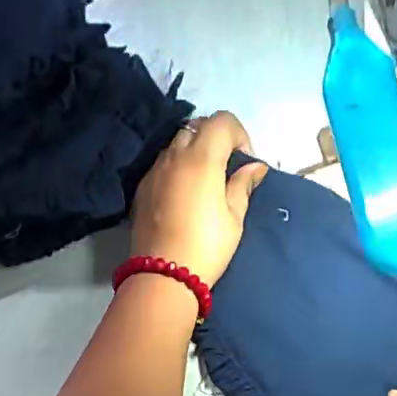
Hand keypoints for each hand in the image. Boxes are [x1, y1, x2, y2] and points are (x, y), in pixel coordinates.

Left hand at [130, 111, 268, 286]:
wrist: (164, 274)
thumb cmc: (208, 245)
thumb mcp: (234, 217)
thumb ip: (243, 185)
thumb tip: (254, 166)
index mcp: (201, 158)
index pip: (222, 121)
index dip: (239, 134)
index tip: (244, 162)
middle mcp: (174, 156)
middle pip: (196, 127)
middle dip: (215, 140)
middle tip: (226, 170)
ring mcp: (154, 170)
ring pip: (176, 144)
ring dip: (194, 152)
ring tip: (205, 184)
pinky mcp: (141, 187)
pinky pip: (162, 164)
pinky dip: (177, 168)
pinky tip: (184, 197)